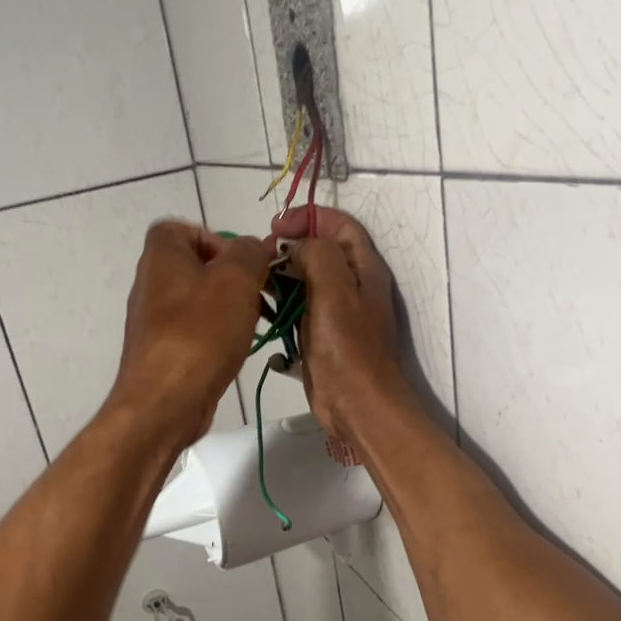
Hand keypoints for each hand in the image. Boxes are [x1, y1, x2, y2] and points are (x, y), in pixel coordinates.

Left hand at [104, 221, 271, 448]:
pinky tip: (236, 351)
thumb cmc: (200, 333)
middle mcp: (150, 284)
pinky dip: (216, 336)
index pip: (181, 228)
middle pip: (195, 267)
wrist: (165, 402)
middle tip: (256, 295)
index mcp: (160, 256)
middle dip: (231, 278)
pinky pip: (194, 332)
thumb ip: (249, 253)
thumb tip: (250, 248)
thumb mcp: (236, 279)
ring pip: (198, 302)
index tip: (241, 262)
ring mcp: (154, 322)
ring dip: (228, 309)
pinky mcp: (162, 353)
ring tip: (253, 325)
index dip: (214, 238)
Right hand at [270, 205, 410, 446]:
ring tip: (257, 281)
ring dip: (281, 275)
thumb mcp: (334, 289)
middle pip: (320, 250)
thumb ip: (317, 255)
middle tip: (263, 257)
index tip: (276, 228)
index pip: (338, 224)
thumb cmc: (347, 347)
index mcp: (363, 268)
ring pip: (305, 279)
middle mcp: (352, 284)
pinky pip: (298, 308)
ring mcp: (336, 311)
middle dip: (290, 246)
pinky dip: (280, 303)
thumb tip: (297, 247)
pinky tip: (262, 308)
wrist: (356, 403)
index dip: (309, 217)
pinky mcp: (320, 335)